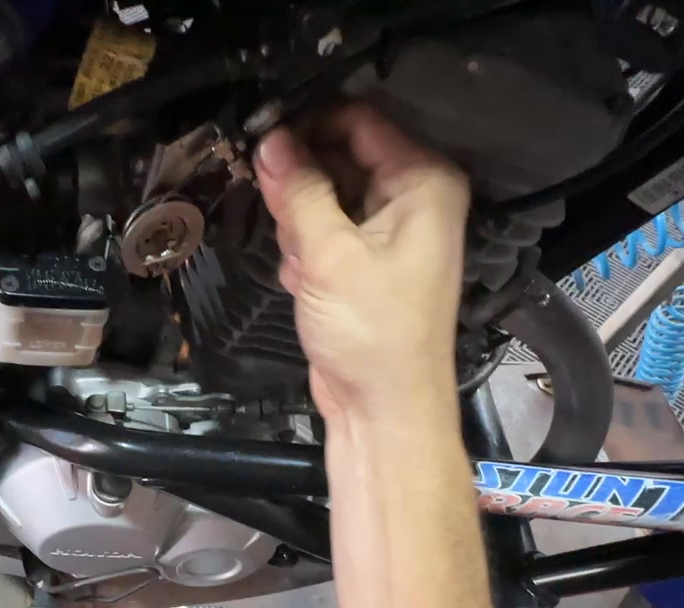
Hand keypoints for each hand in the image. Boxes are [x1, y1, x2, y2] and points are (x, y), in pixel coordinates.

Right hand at [254, 103, 469, 430]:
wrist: (381, 408)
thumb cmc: (370, 332)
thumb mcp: (328, 256)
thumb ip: (299, 193)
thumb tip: (269, 140)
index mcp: (422, 183)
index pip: (362, 122)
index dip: (309, 126)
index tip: (261, 140)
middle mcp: (411, 201)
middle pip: (341, 160)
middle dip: (302, 187)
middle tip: (276, 212)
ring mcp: (387, 237)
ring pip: (326, 202)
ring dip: (300, 228)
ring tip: (300, 264)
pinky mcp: (363, 269)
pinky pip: (325, 238)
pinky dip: (306, 256)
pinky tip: (301, 282)